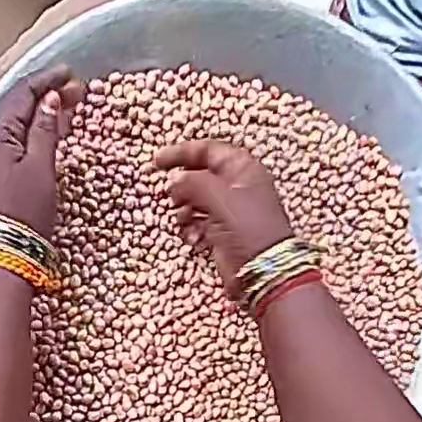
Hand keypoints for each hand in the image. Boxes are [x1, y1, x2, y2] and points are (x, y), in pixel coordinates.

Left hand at [0, 65, 83, 238]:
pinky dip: (38, 130)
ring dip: (44, 111)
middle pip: (19, 105)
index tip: (72, 75)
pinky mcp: (0, 170)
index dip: (48, 80)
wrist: (7, 251)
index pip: (22, 93)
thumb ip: (44, 129)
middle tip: (77, 90)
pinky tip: (54, 130)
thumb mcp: (40, 167)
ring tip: (70, 105)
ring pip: (20, 121)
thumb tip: (50, 99)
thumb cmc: (25, 212)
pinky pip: (19, 139)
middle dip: (48, 93)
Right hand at [151, 140, 293, 293]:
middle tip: (169, 195)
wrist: (263, 271)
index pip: (208, 151)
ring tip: (182, 219)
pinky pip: (199, 223)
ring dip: (184, 209)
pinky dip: (191, 227)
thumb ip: (193, 183)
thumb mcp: (220, 198)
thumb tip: (174, 183)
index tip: (158, 161)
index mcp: (242, 169)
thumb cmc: (248, 229)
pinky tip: (192, 237)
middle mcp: (236, 187)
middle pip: (201, 176)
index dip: (182, 153)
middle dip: (182, 185)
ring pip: (197, 200)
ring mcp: (230, 211)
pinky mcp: (223, 233)